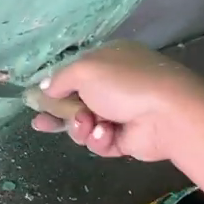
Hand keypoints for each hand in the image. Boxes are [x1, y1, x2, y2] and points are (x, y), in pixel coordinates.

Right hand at [30, 41, 203, 160]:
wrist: (168, 115)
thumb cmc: (125, 83)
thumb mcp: (84, 70)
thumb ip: (58, 79)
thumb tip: (43, 88)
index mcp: (108, 61)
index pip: (74, 74)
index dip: (54, 88)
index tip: (35, 101)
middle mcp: (115, 85)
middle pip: (75, 102)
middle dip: (58, 114)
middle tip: (41, 124)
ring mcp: (120, 113)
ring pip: (84, 125)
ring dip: (80, 127)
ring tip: (87, 125)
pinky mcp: (125, 139)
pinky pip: (100, 142)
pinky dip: (100, 139)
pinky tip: (107, 134)